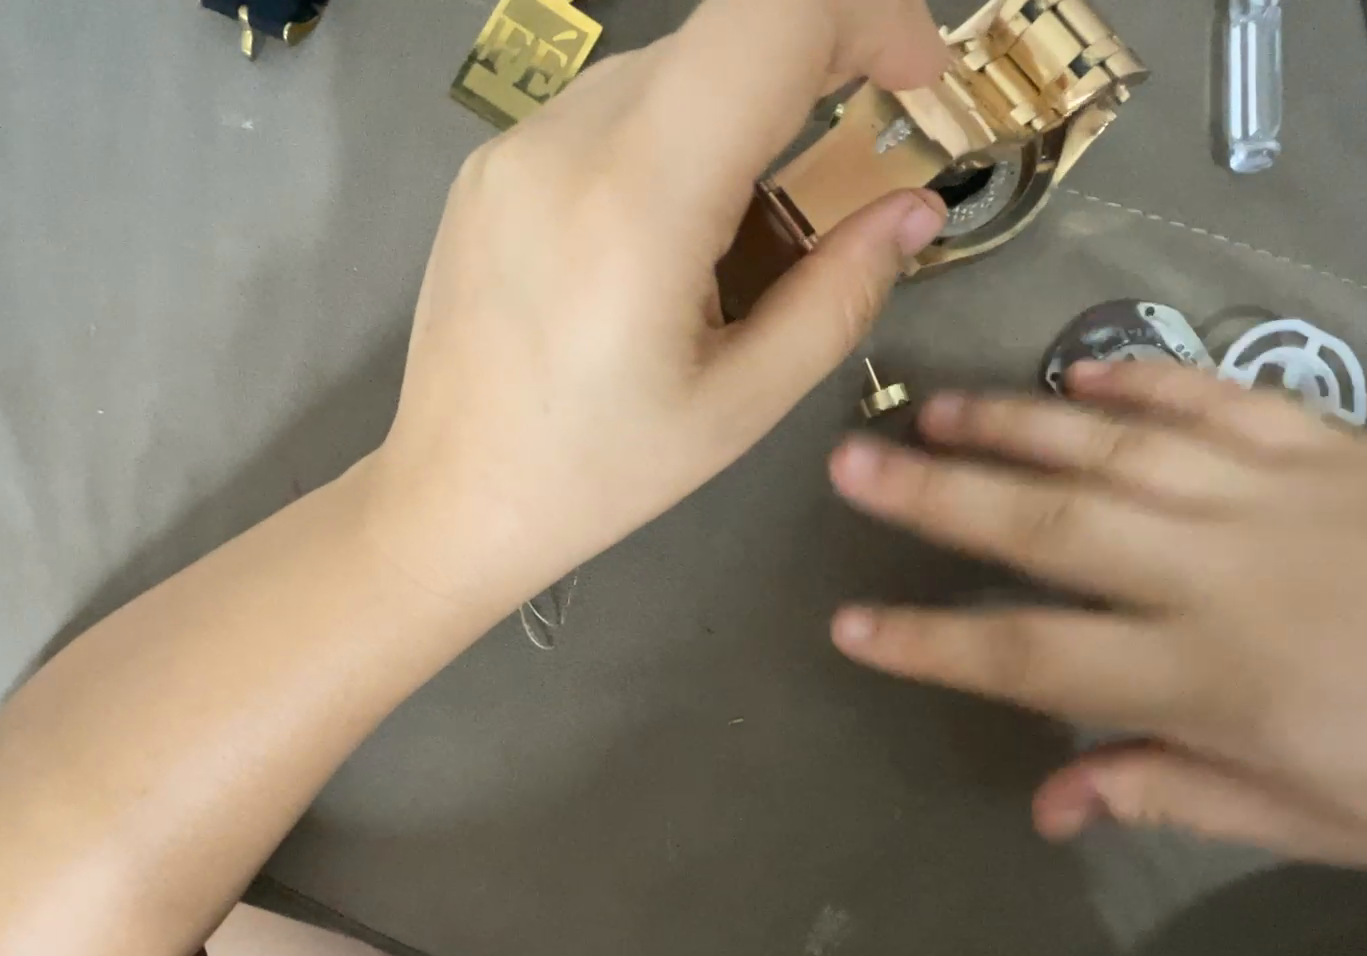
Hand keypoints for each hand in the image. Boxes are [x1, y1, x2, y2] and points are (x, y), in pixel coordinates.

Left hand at [371, 0, 950, 608]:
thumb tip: (911, 210)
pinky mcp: (486, 166)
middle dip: (808, 78)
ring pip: (663, 73)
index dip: (866, 12)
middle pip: (721, 37)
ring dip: (733, 122)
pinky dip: (666, 145)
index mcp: (638, 201)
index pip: (769, 17)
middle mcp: (563, 141)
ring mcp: (512, 145)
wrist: (455, 495)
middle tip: (835, 173)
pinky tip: (653, 244)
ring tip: (729, 242)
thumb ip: (839, 296)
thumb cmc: (600, 472)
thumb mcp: (740, 404)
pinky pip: (604, 113)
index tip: (911, 76)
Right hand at [830, 361, 1366, 885]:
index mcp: (1216, 677)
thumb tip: (1049, 801)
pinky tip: (1078, 366)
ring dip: (1010, 421)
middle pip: (1047, 524)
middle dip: (935, 495)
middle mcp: (1224, 571)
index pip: (1032, 658)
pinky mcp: (1337, 443)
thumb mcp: (1318, 824)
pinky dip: (1142, 374)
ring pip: (1113, 442)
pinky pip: (1218, 396)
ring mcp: (1279, 493)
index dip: (927, 645)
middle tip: (849, 462)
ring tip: (929, 406)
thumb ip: (1167, 795)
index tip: (847, 626)